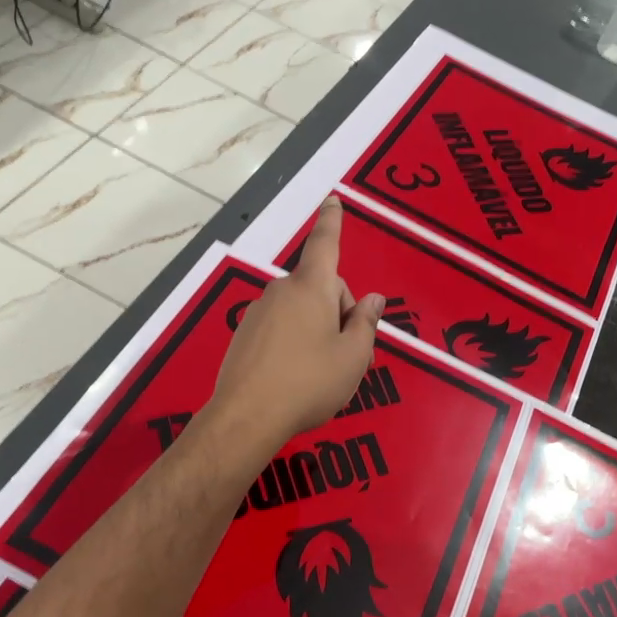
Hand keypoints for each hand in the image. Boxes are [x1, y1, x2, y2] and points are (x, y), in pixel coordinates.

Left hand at [208, 197, 384, 447]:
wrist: (247, 417)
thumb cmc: (310, 383)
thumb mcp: (353, 357)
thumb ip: (366, 324)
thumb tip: (372, 299)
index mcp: (311, 288)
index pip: (325, 244)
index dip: (332, 221)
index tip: (332, 199)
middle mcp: (281, 291)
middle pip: (320, 288)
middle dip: (339, 311)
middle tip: (350, 355)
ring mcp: (259, 312)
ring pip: (300, 310)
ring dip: (318, 329)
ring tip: (324, 372)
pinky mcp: (244, 335)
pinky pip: (280, 327)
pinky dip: (294, 342)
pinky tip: (296, 376)